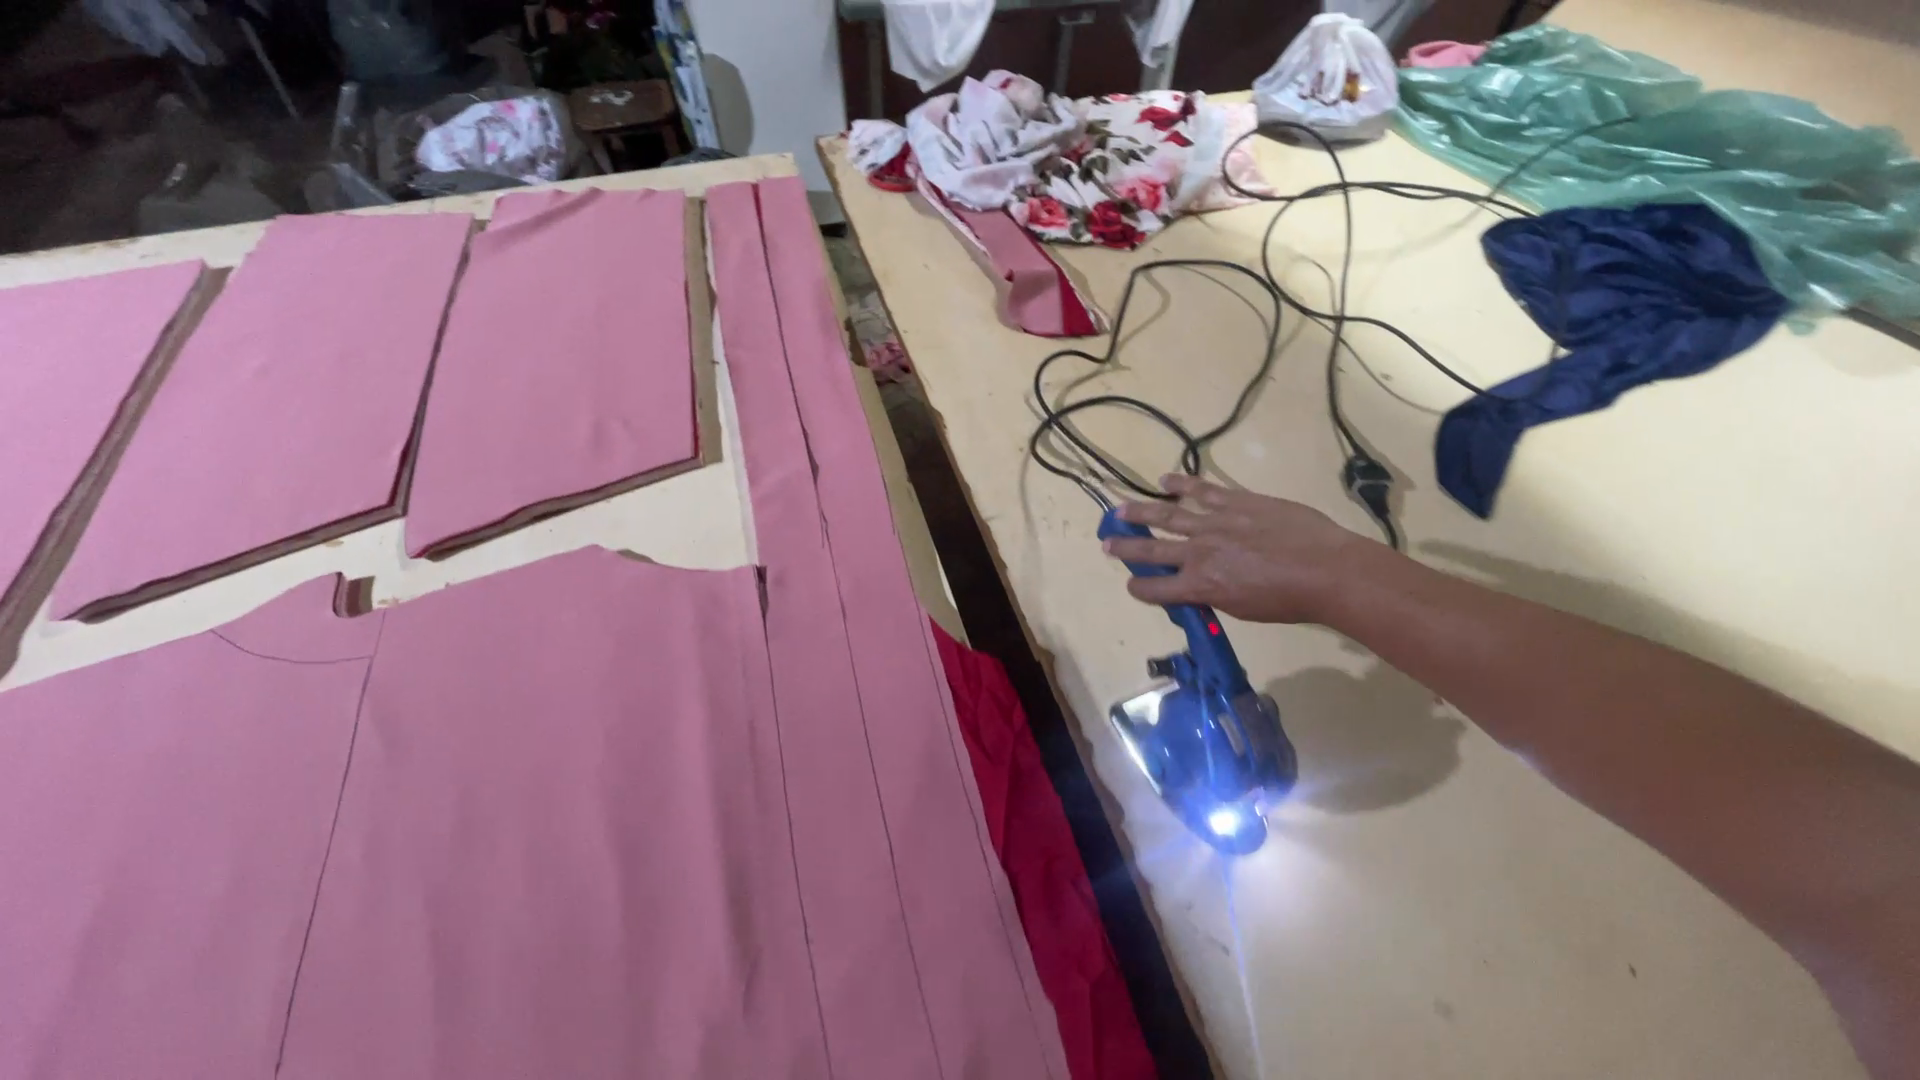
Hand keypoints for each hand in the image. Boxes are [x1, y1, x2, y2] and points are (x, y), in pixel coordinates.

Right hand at [1103, 474, 1371, 623]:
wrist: (1327, 571)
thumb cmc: (1290, 601)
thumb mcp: (1244, 609)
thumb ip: (1216, 595)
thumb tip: (1204, 588)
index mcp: (1200, 586)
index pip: (1155, 590)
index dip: (1140, 589)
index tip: (1132, 585)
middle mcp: (1199, 553)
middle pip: (1152, 550)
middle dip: (1126, 547)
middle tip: (1106, 544)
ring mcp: (1215, 523)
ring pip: (1168, 515)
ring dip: (1142, 511)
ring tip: (1121, 509)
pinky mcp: (1236, 502)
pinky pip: (1202, 490)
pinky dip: (1181, 484)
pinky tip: (1165, 479)